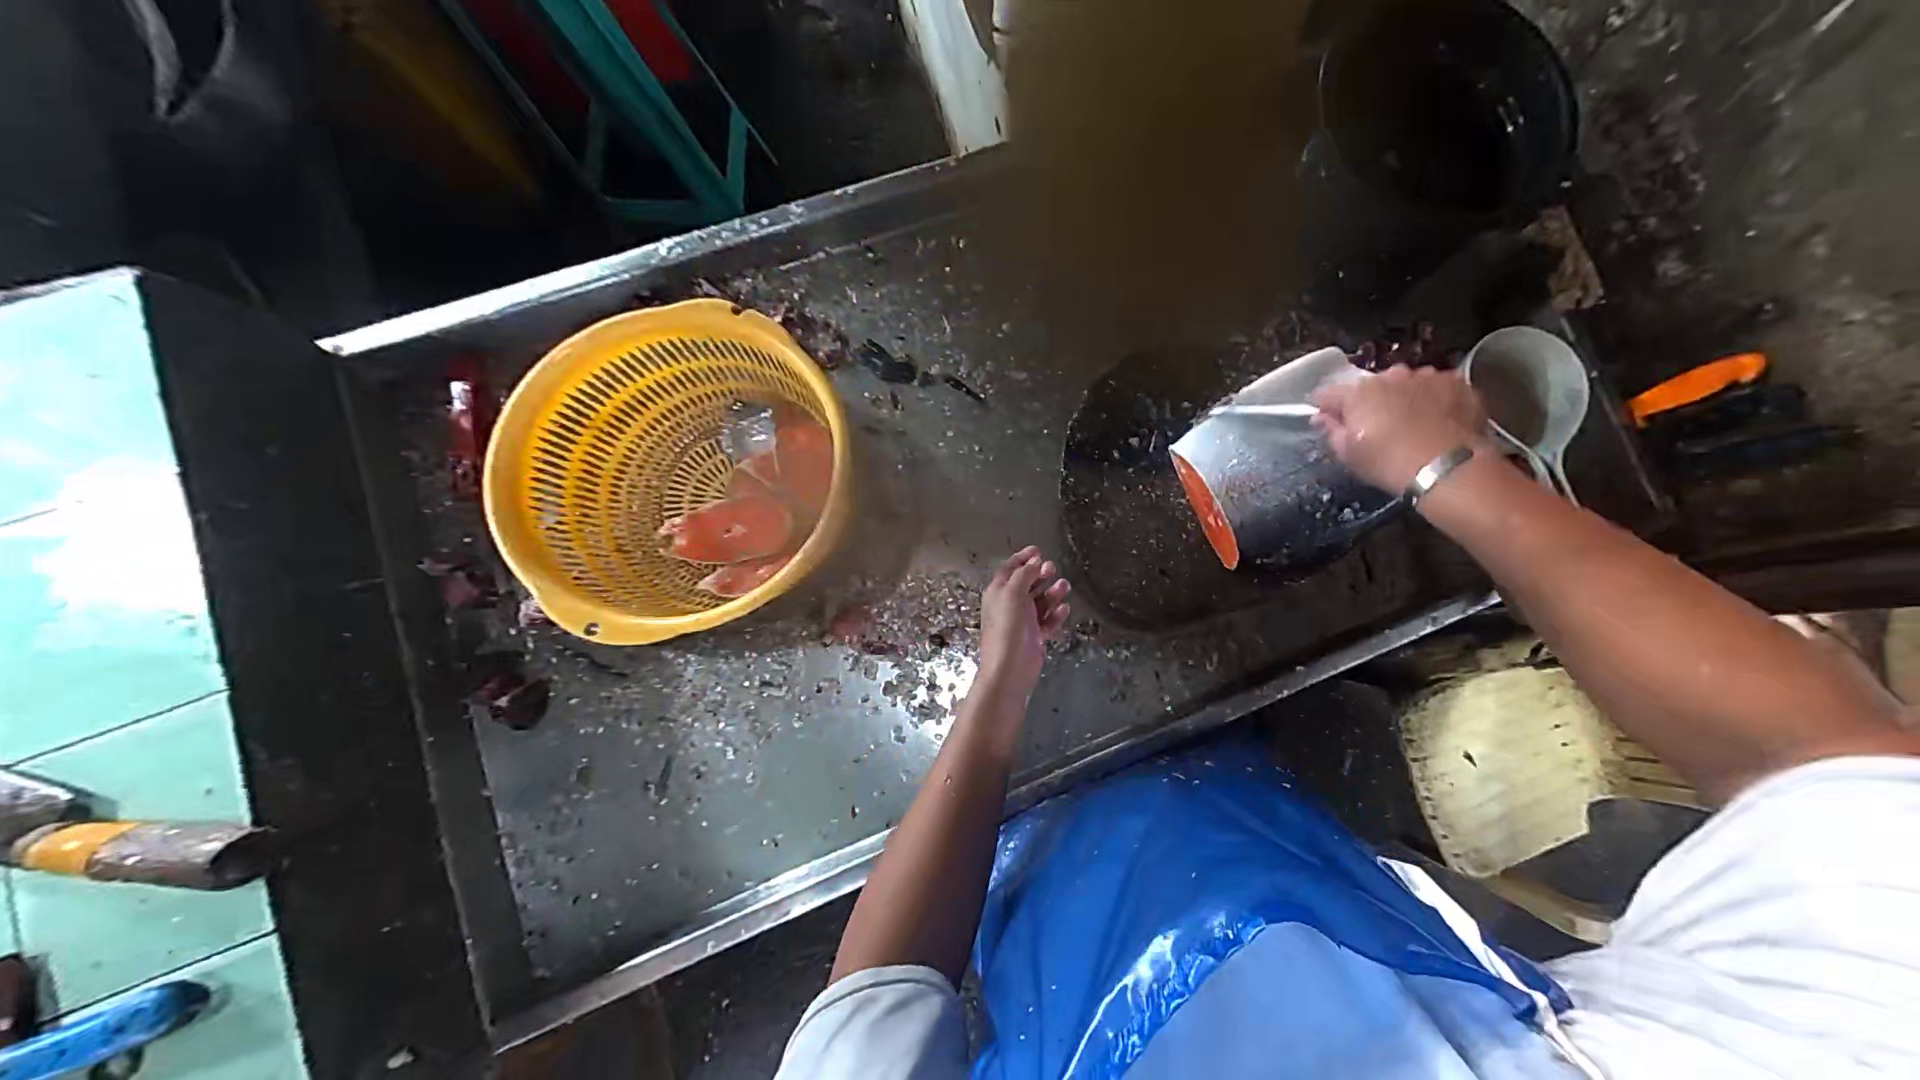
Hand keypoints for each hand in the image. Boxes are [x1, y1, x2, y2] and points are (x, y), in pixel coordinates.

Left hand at [978, 546, 1071, 694]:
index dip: (1023, 558)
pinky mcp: (1034, 636)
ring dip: (1052, 593)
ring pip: (1040, 601)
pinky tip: (1062, 609)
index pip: (1009, 569)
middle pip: (1027, 583)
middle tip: (1052, 568)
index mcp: (998, 592)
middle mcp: (1009, 604)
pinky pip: (1048, 620)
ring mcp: (1022, 621)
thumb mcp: (1012, 594)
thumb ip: (1023, 574)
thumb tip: (1034, 561)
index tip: (1038, 550)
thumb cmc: (1007, 628)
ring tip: (1064, 587)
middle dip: (1040, 574)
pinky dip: (1055, 614)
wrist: (1010, 668)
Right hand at [1310, 365, 1492, 492]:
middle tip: (1376, 425)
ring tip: (1411, 422)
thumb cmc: (1388, 462)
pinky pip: (1436, 387)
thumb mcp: (1348, 454)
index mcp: (1357, 392)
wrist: (1447, 466)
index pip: (1329, 393)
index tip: (1329, 420)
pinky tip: (1437, 419)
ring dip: (1403, 397)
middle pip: (1371, 386)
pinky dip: (1433, 399)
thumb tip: (1321, 417)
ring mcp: (1427, 376)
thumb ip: (1331, 430)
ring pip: (1406, 384)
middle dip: (1370, 401)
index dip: (1326, 407)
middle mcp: (1391, 376)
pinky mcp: (1457, 383)